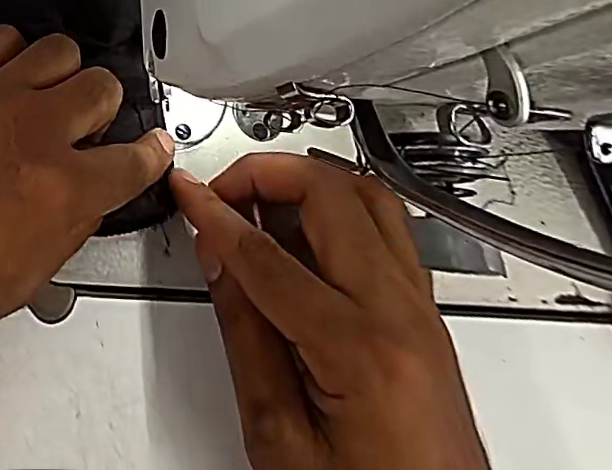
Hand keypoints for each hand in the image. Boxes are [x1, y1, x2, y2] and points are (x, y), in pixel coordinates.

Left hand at [0, 25, 173, 378]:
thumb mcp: (27, 276)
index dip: (150, 155)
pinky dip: (13, 52)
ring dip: (64, 72)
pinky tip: (7, 77)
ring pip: (59, 49)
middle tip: (89, 125)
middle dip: (105, 107)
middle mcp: (35, 132)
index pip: (136, 158)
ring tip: (50, 96)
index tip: (149, 149)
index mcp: (64, 190)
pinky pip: (0, 39)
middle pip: (103, 85)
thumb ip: (72, 222)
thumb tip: (89, 194)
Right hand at [171, 155, 487, 469]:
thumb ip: (244, 333)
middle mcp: (405, 319)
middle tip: (221, 189)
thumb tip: (218, 256)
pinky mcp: (425, 315)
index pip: (266, 251)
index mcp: (363, 351)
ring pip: (366, 196)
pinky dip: (331, 205)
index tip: (186, 191)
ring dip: (303, 181)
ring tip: (256, 198)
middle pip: (330, 195)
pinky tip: (294, 228)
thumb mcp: (279, 436)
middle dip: (263, 174)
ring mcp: (423, 312)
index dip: (213, 212)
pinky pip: (382, 227)